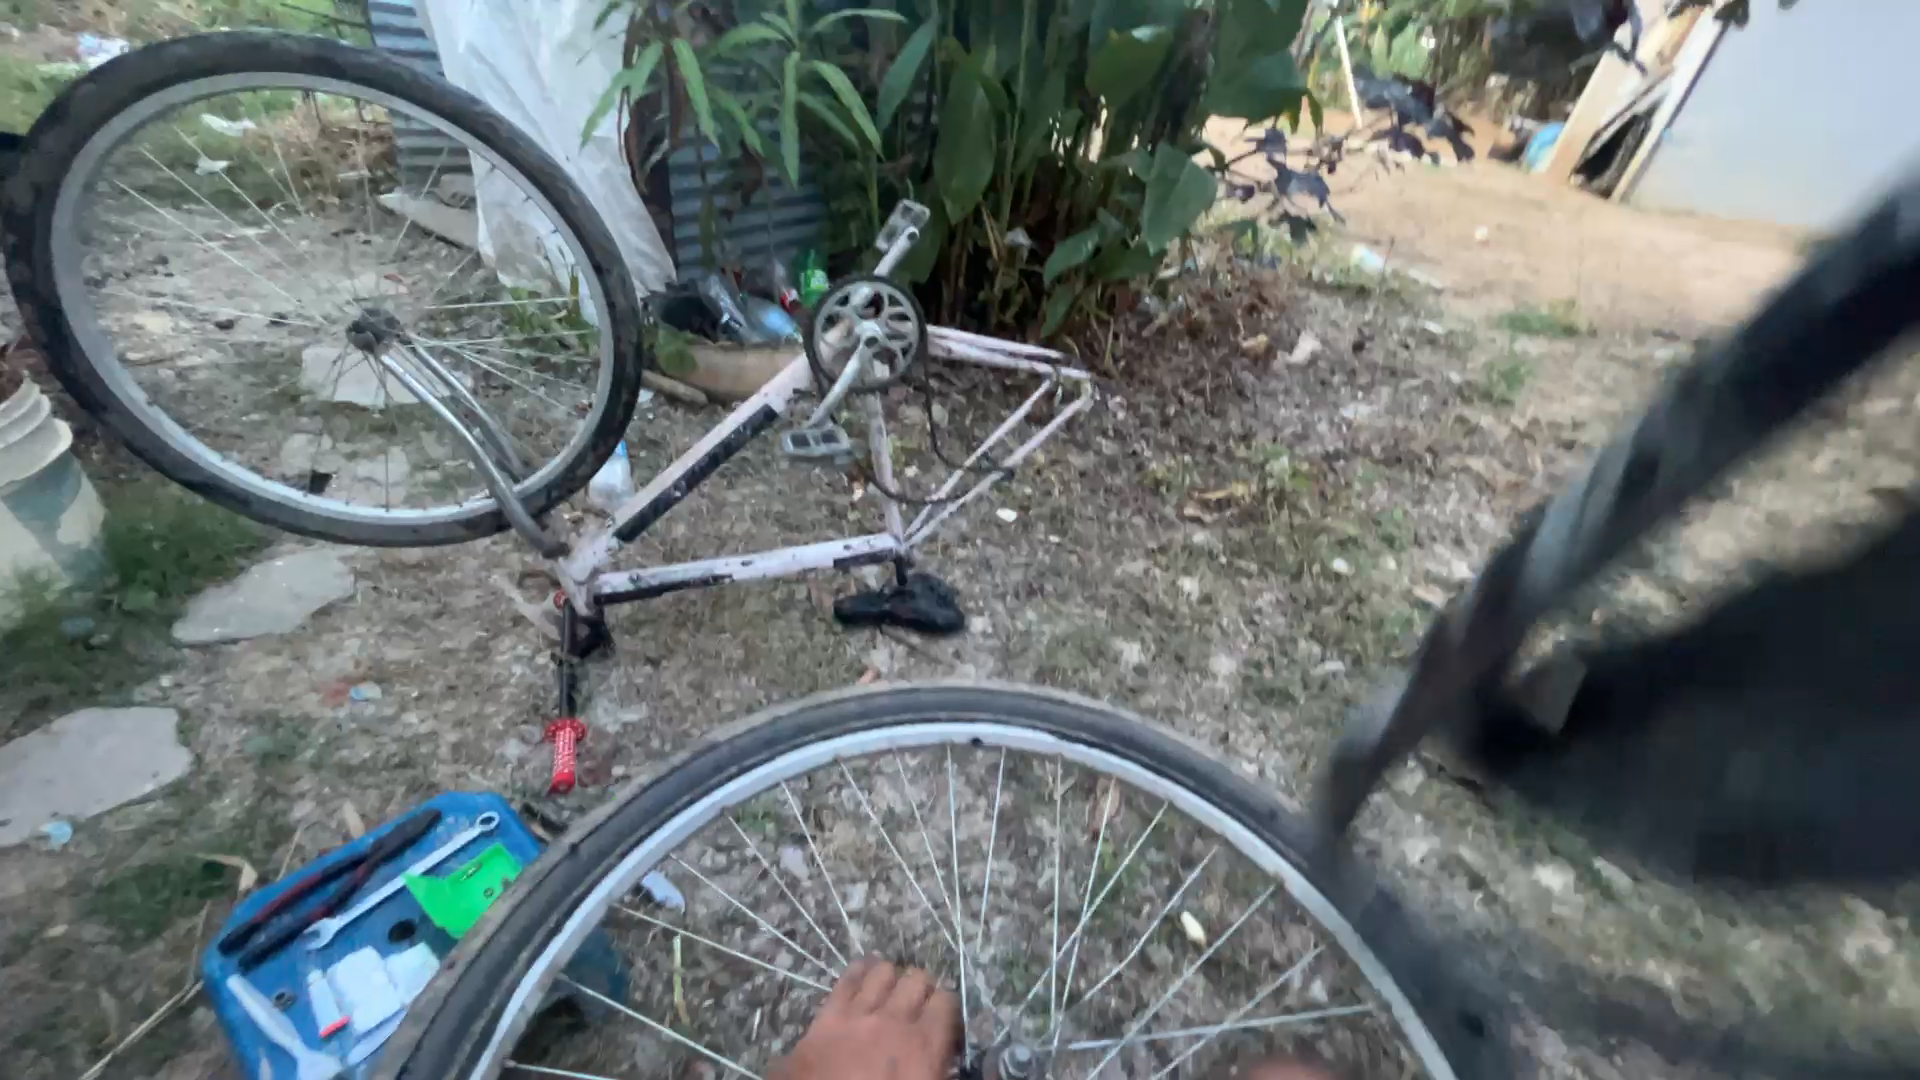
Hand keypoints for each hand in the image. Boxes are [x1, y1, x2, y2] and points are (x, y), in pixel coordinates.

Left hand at [770, 957, 959, 1079]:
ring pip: (884, 971)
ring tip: (888, 994)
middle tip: (916, 1009)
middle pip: (918, 979)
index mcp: (923, 1049)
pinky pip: (849, 978)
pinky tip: (862, 979)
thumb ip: (935, 1069)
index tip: (941, 1023)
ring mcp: (858, 1015)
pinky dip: (859, 973)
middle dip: (920, 990)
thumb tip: (942, 1057)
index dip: (945, 1010)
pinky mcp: (827, 1017)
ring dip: (891, 981)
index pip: (946, 1002)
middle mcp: (894, 1022)